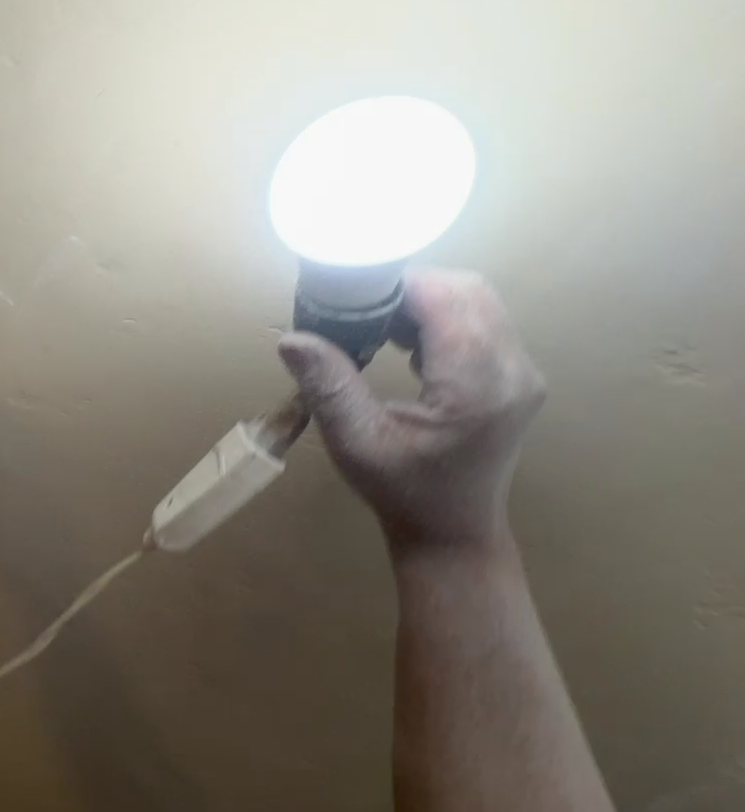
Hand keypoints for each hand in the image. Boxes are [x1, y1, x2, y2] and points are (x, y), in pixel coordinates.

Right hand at [278, 268, 547, 549]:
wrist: (450, 528)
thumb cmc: (400, 489)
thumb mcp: (354, 441)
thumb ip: (329, 385)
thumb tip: (292, 337)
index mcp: (477, 385)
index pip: (447, 301)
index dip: (397, 284)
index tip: (346, 290)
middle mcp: (512, 369)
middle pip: (468, 291)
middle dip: (408, 287)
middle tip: (354, 305)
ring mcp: (520, 371)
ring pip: (477, 302)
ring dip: (422, 300)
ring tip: (370, 323)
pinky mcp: (513, 376)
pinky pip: (480, 322)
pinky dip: (437, 317)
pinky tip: (398, 341)